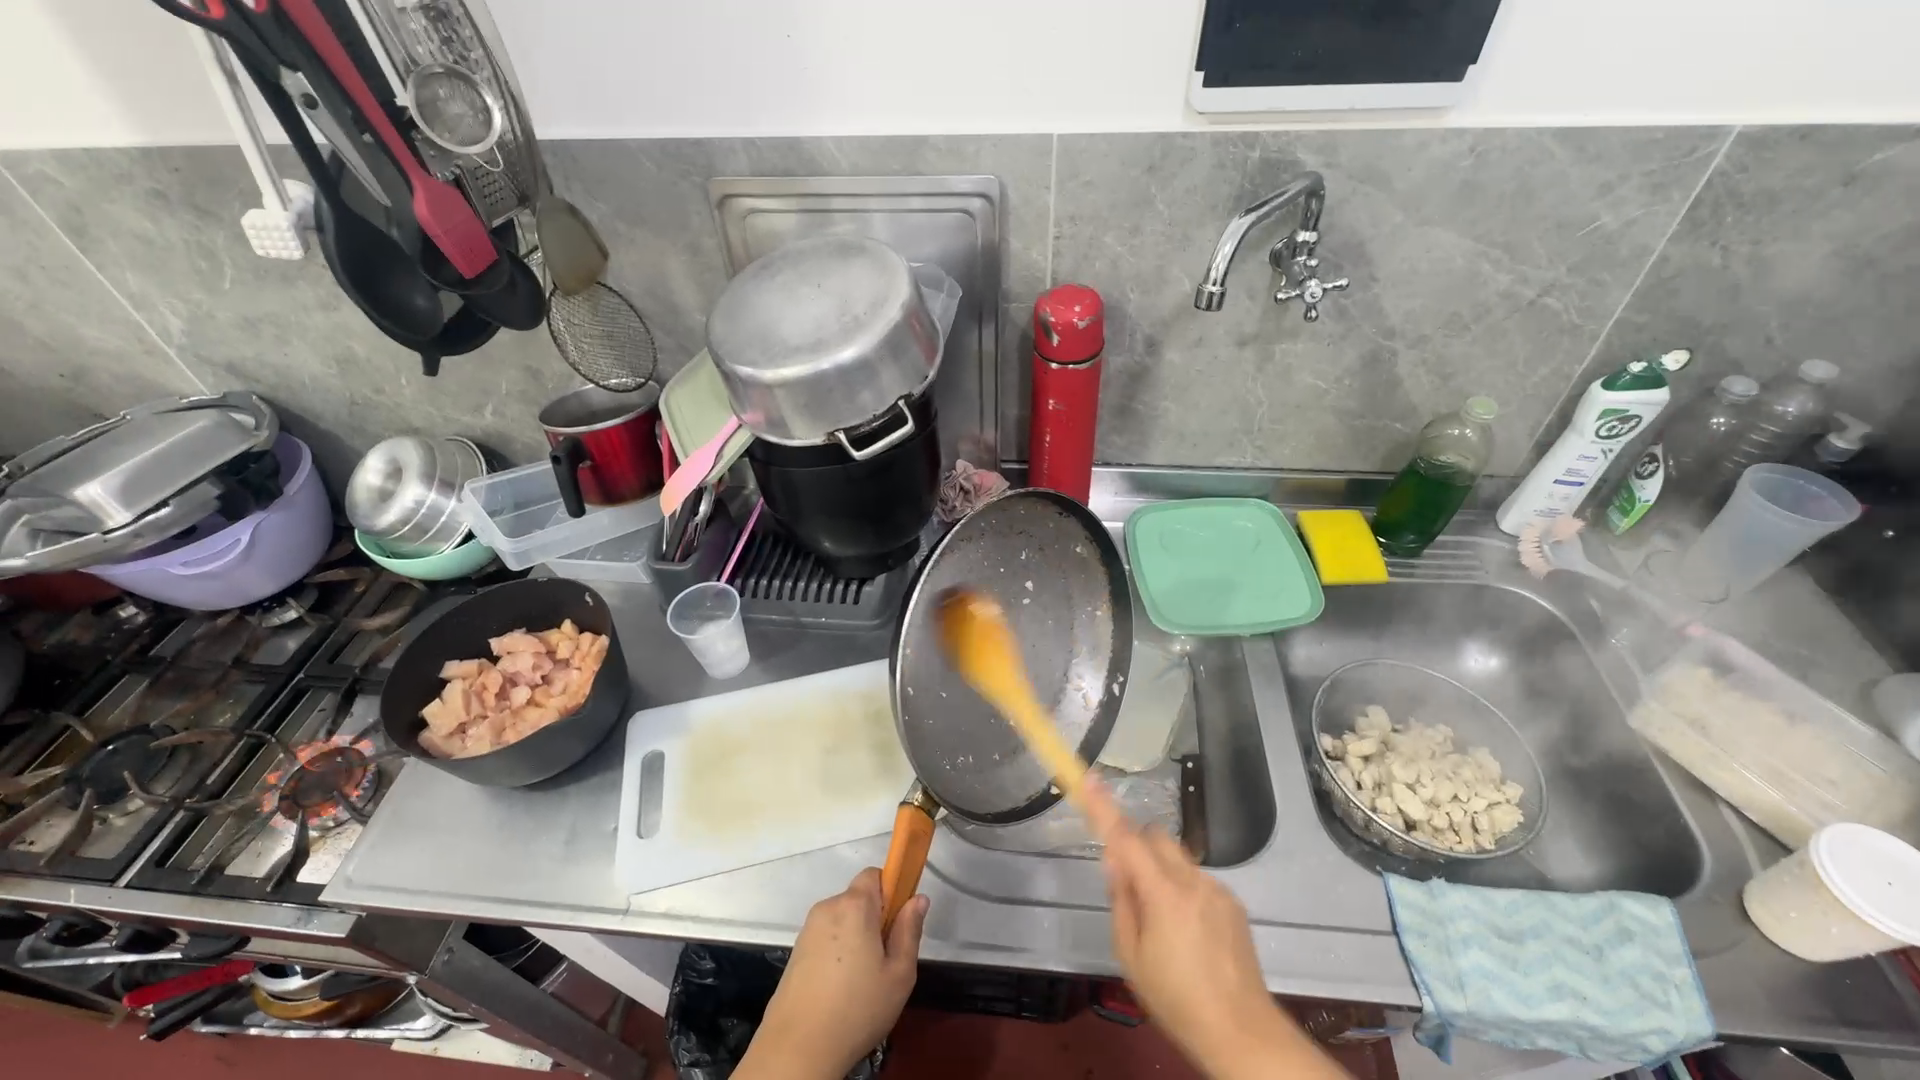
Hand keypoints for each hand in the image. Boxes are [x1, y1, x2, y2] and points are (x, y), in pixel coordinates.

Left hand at [737, 868, 928, 1079]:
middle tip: (886, 960)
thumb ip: (910, 930)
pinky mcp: (796, 951)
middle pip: (859, 900)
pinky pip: (827, 939)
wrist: (798, 1048)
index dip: (891, 891)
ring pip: (843, 921)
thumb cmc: (858, 1008)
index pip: (875, 874)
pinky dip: (838, 953)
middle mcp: (827, 908)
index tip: (899, 922)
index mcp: (854, 906)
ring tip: (864, 981)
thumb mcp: (899, 974)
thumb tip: (918, 899)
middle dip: (875, 920)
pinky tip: (842, 989)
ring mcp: (807, 930)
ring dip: (856, 938)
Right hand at [1102, 824, 1346, 1079]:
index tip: (1092, 779)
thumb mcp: (1131, 955)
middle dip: (1137, 846)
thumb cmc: (1175, 1000)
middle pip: (1157, 837)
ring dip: (1161, 872)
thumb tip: (1114, 859)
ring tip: (1161, 924)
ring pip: (1178, 860)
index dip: (1105, 808)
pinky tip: (1187, 935)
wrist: (1241, 1032)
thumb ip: (1121, 900)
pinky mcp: (1235, 904)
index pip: (1127, 839)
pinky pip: (1198, 880)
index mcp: (1164, 894)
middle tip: (1127, 883)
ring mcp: (1219, 890)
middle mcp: (1194, 881)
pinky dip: (1183, 890)